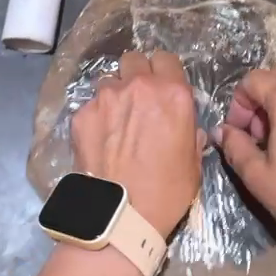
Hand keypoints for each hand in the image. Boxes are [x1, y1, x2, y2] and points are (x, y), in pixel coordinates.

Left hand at [70, 51, 203, 237]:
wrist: (121, 216)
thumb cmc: (166, 192)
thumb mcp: (194, 162)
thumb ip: (190, 132)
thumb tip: (186, 126)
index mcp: (172, 94)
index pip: (166, 59)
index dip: (165, 72)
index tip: (162, 86)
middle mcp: (138, 86)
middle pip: (134, 59)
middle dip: (136, 74)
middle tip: (138, 99)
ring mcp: (106, 98)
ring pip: (109, 80)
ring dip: (114, 94)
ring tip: (116, 121)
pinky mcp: (82, 114)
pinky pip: (90, 104)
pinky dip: (96, 116)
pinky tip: (99, 139)